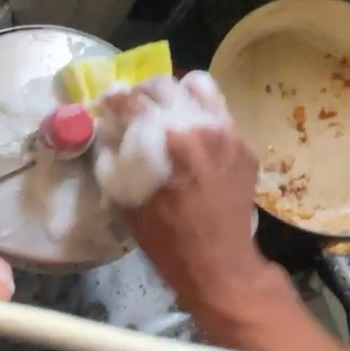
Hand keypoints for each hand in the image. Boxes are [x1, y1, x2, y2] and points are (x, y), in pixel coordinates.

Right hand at [100, 75, 272, 317]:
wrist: (220, 264)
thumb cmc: (166, 237)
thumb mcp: (126, 201)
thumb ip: (111, 160)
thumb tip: (106, 132)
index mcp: (166, 140)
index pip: (134, 102)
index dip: (114, 100)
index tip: (105, 104)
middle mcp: (200, 126)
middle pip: (164, 86)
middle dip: (142, 93)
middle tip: (132, 107)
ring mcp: (228, 133)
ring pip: (198, 88)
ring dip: (175, 95)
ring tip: (165, 111)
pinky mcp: (244, 145)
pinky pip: (220, 112)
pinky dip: (200, 113)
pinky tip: (191, 133)